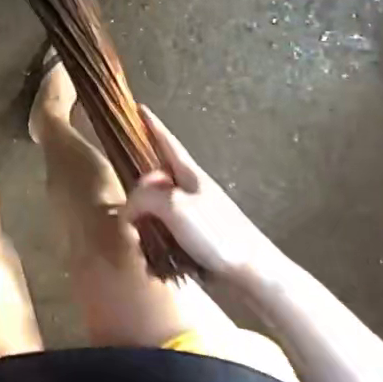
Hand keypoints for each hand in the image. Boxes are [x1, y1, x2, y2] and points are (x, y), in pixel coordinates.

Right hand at [124, 106, 288, 283]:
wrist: (254, 274)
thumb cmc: (218, 233)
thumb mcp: (173, 207)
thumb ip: (145, 198)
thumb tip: (129, 208)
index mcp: (191, 174)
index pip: (167, 142)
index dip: (152, 125)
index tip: (140, 107)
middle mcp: (192, 190)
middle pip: (156, 179)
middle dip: (139, 191)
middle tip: (128, 210)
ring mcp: (196, 215)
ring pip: (158, 207)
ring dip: (145, 221)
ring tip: (138, 236)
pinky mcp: (198, 239)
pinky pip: (166, 231)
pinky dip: (155, 240)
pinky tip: (152, 254)